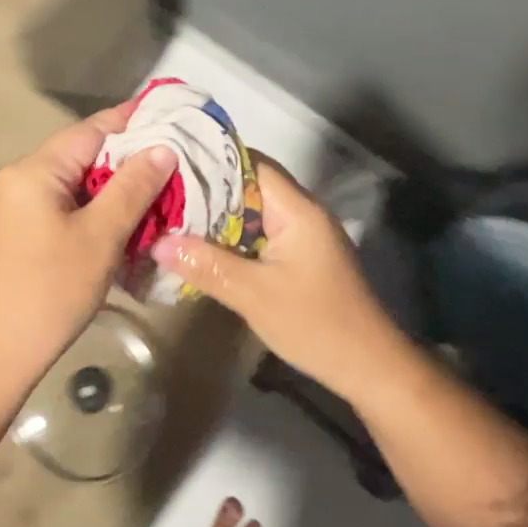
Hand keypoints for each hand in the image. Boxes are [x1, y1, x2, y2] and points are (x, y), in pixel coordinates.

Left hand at [0, 103, 175, 388]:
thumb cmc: (49, 292)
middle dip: (125, 159)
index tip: (170, 114)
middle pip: (77, 155)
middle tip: (173, 163)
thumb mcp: (99, 238)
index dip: (131, 121)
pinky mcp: (7, 234)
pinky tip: (116, 225)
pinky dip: (87, 210)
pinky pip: (54, 207)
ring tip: (154, 195)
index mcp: (32, 171)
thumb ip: (131, 188)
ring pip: (68, 184)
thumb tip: (161, 147)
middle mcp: (13, 179)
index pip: (89, 130)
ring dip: (108, 188)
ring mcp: (6, 207)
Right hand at [150, 157, 407, 401]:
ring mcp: (303, 236)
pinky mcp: (301, 257)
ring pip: (254, 211)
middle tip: (162, 193)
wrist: (369, 367)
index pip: (251, 163)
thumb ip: (207, 265)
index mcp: (298, 210)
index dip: (211, 159)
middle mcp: (303, 213)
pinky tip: (201, 247)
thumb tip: (158, 242)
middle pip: (250, 185)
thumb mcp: (254, 295)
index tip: (170, 164)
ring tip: (172, 217)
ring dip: (218, 215)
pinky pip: (260, 234)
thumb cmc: (316, 324)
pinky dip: (232, 236)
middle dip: (208, 188)